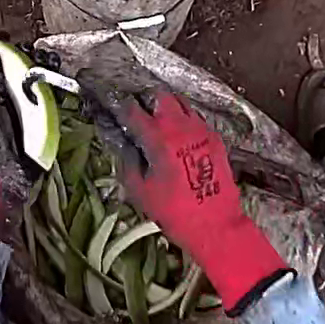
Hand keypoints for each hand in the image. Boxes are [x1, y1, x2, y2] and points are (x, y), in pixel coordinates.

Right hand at [83, 80, 291, 315]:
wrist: (217, 227)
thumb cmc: (173, 211)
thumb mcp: (138, 189)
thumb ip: (126, 158)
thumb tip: (120, 139)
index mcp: (158, 139)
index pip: (131, 108)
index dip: (116, 102)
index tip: (107, 99)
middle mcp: (181, 127)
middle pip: (159, 96)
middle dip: (144, 99)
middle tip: (135, 112)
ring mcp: (201, 131)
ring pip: (180, 102)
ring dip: (165, 107)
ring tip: (156, 121)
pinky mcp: (215, 140)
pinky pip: (195, 118)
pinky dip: (182, 119)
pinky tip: (176, 135)